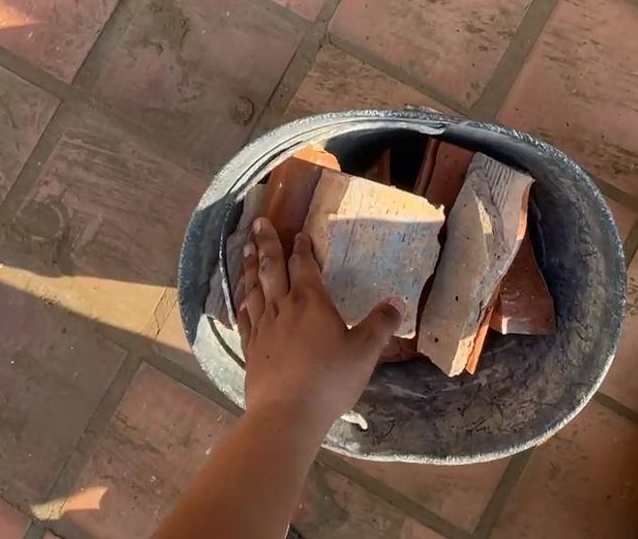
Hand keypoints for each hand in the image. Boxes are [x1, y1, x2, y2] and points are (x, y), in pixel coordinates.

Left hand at [237, 218, 402, 434]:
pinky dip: (241, 303)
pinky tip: (240, 299)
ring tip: (245, 249)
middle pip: (272, 268)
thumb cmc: (329, 380)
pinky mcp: (251, 349)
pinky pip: (244, 318)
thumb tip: (397, 301)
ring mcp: (263, 328)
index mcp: (311, 302)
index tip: (298, 233)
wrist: (286, 415)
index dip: (302, 247)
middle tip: (258, 222)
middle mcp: (283, 307)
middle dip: (267, 243)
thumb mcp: (364, 352)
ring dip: (250, 266)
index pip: (304, 265)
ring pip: (254, 288)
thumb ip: (380, 324)